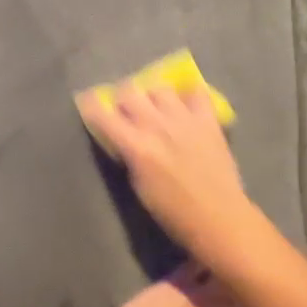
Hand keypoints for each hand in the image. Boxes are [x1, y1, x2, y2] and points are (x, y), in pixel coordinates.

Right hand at [79, 83, 256, 259]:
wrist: (218, 217)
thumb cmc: (173, 213)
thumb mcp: (139, 187)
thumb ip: (129, 156)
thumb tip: (123, 139)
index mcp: (137, 146)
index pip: (103, 114)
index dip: (92, 106)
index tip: (89, 103)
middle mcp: (157, 125)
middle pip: (130, 92)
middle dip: (122, 98)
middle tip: (125, 110)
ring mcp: (185, 118)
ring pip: (160, 88)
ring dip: (153, 96)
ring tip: (156, 107)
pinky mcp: (209, 119)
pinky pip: (196, 92)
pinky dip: (188, 95)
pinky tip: (186, 105)